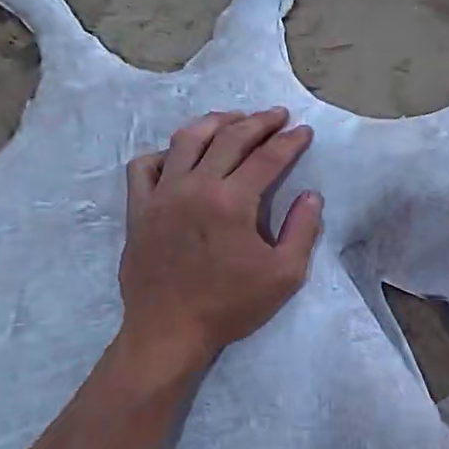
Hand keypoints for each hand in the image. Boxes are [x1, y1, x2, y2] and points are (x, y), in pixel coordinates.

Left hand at [116, 109, 323, 374]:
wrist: (167, 333)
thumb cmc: (230, 304)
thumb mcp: (285, 274)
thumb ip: (303, 229)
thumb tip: (310, 195)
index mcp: (231, 202)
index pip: (267, 157)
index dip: (290, 141)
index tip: (304, 130)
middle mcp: (194, 188)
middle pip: (229, 138)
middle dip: (259, 122)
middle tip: (278, 115)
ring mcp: (160, 196)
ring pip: (185, 141)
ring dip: (215, 123)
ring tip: (234, 119)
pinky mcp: (138, 210)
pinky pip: (145, 166)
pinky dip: (166, 152)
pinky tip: (181, 155)